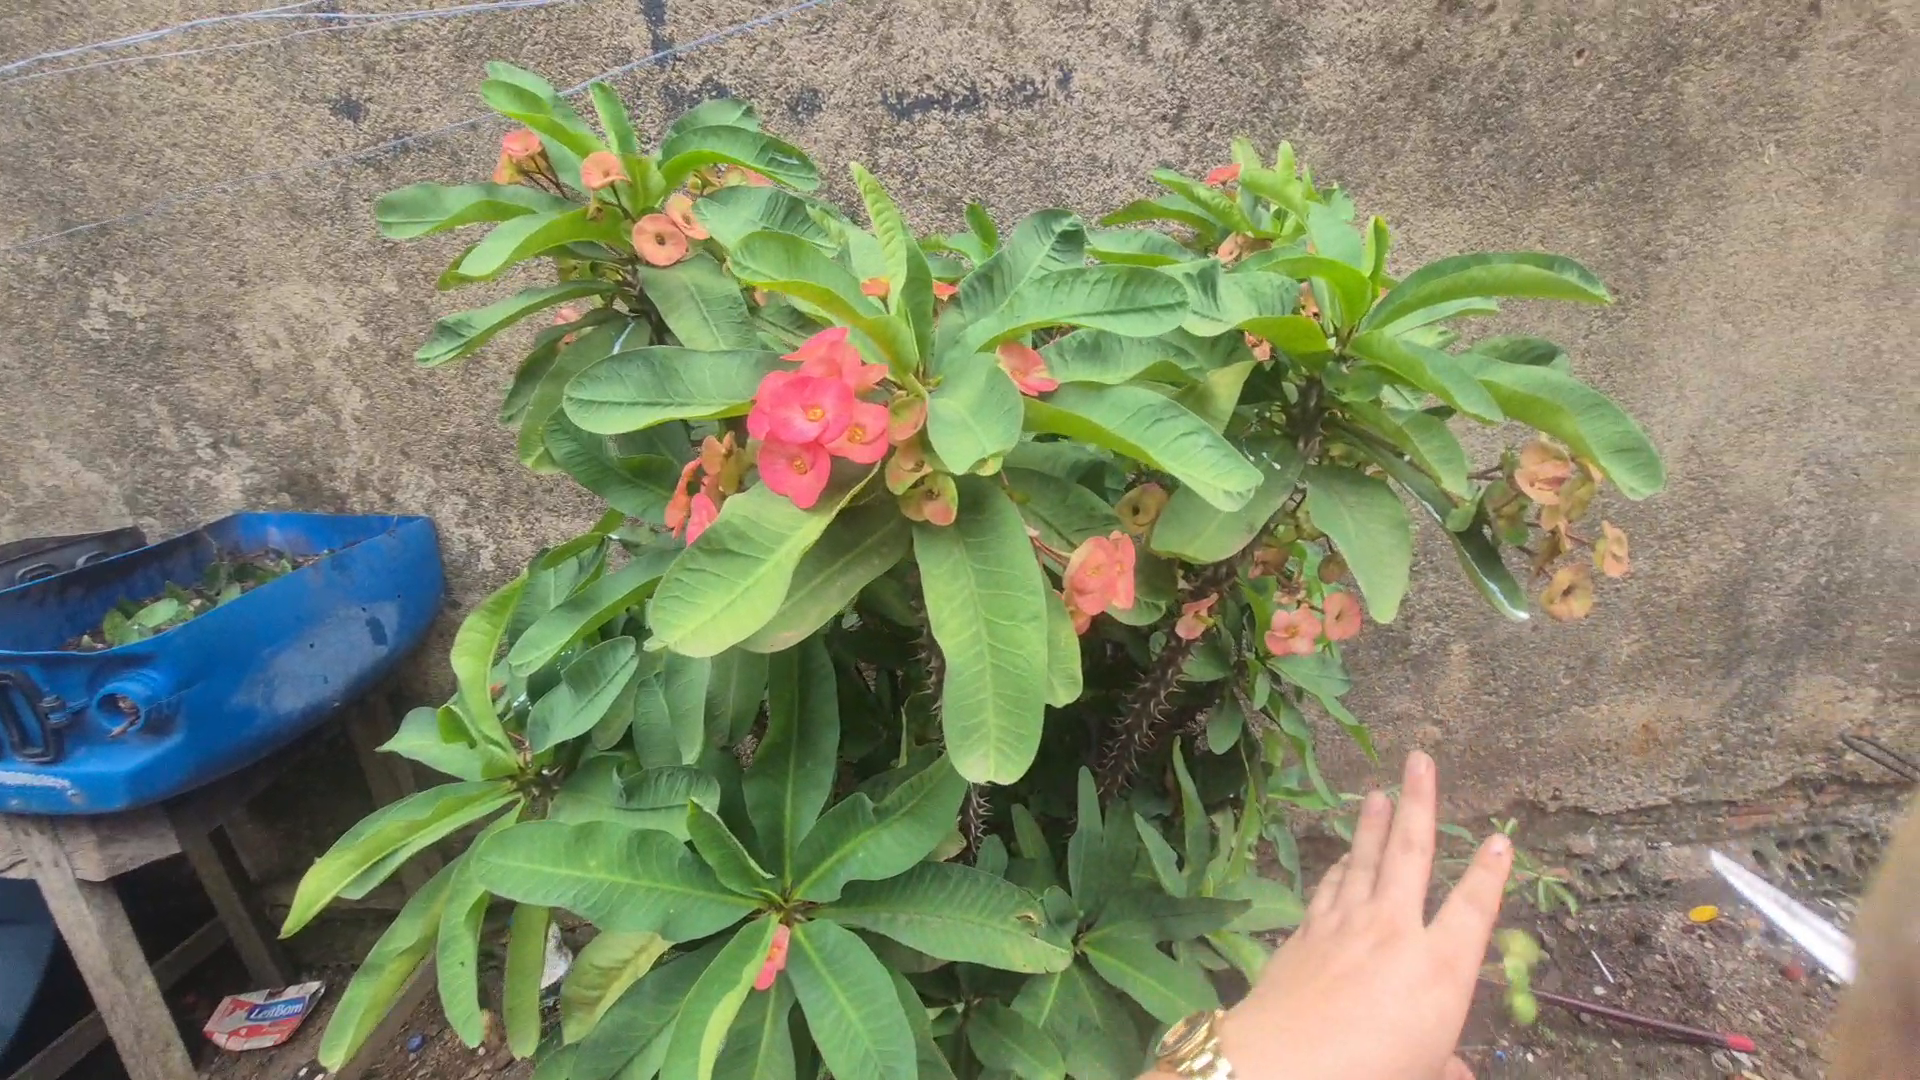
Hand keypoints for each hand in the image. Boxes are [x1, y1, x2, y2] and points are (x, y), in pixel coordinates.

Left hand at [1217, 751, 1511, 1078]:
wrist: (1286, 1062)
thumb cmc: (1371, 1076)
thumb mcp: (1423, 1075)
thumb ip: (1443, 1067)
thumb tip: (1454, 1072)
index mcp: (1439, 970)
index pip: (1473, 910)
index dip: (1489, 873)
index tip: (1500, 837)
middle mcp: (1393, 931)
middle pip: (1411, 854)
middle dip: (1418, 802)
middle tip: (1418, 759)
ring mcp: (1345, 922)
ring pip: (1364, 858)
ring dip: (1372, 823)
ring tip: (1377, 791)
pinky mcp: (1309, 927)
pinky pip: (1330, 886)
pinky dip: (1339, 866)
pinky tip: (1342, 855)